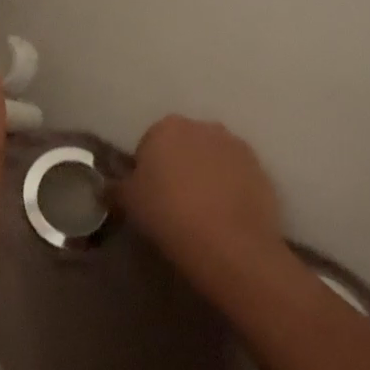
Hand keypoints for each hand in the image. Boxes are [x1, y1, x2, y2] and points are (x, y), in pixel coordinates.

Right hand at [112, 116, 288, 291]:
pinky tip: (224, 215)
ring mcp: (237, 146)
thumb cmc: (168, 214)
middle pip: (185, 144)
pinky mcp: (261, 169)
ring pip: (213, 157)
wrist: (228, 243)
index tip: (148, 194)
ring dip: (207, 174)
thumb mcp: (128, 203)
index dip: (147, 168)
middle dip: (179, 164)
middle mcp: (204, 127)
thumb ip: (116, 188)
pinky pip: (238, 174)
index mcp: (166, 128)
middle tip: (173, 200)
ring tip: (202, 209)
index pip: (150, 142)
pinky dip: (231, 188)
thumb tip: (108, 187)